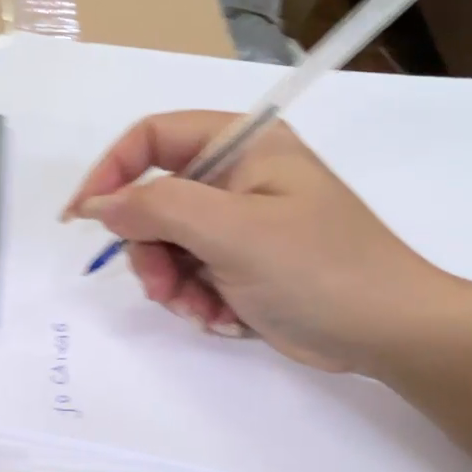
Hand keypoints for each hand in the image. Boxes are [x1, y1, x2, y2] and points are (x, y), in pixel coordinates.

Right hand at [62, 110, 460, 373]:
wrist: (388, 332)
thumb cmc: (317, 269)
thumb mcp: (232, 231)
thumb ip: (157, 208)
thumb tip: (98, 205)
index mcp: (243, 146)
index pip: (153, 138)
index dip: (111, 172)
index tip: (82, 217)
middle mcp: (237, 177)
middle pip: (153, 201)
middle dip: (150, 250)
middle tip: (163, 287)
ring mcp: (239, 224)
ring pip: (166, 245)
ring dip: (171, 283)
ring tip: (202, 309)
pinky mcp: (242, 265)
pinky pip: (189, 274)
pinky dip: (195, 300)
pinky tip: (223, 318)